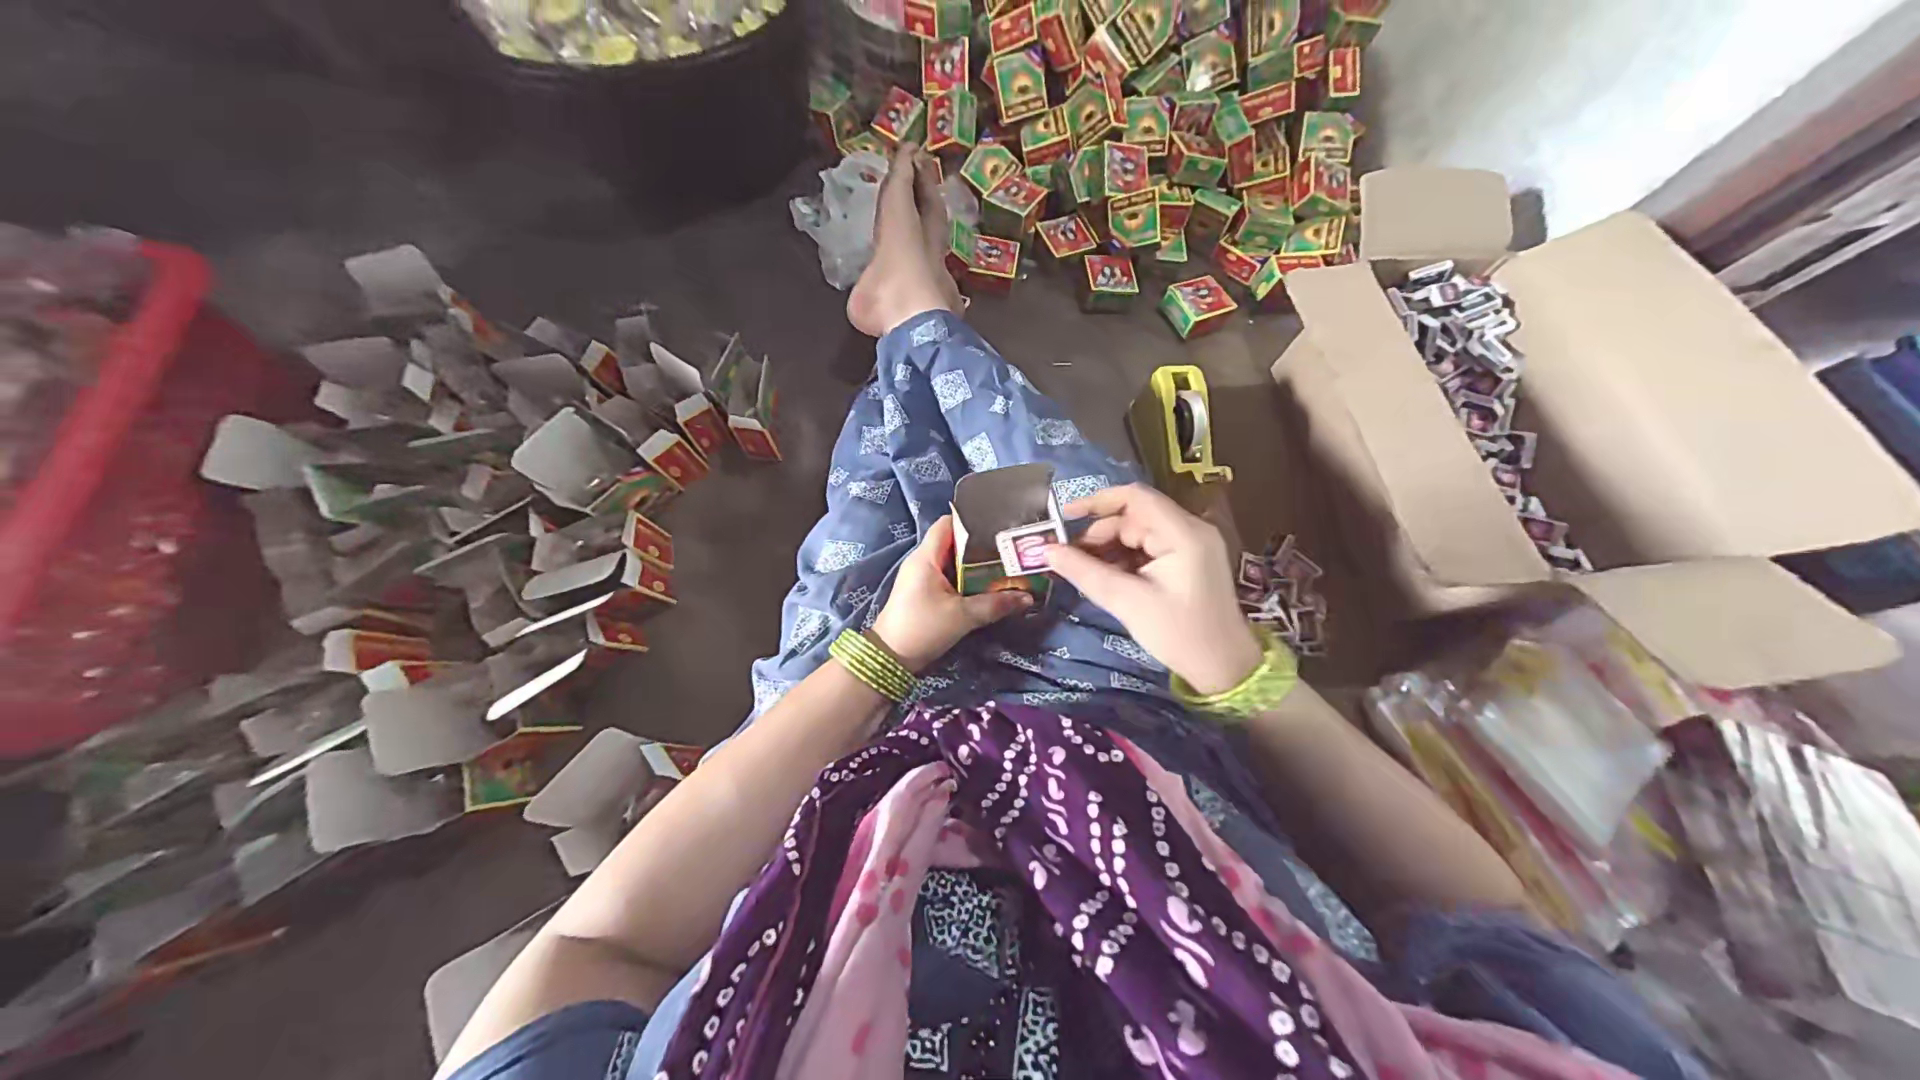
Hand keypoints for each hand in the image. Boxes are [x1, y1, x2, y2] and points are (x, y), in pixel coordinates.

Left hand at [871, 515, 1032, 671]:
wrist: (891, 658)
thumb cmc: (923, 628)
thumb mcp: (963, 616)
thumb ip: (996, 604)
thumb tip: (1028, 598)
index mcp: (926, 557)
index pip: (947, 523)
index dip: (971, 521)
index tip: (997, 526)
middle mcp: (921, 561)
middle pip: (953, 541)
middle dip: (979, 544)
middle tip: (1008, 549)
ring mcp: (920, 577)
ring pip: (951, 560)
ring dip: (973, 563)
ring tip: (1003, 564)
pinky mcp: (923, 592)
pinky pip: (947, 576)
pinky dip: (964, 577)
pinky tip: (985, 584)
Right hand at [1043, 484, 1261, 695]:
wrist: (1224, 667)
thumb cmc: (1179, 634)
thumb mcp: (1126, 602)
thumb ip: (1085, 571)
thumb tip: (1048, 551)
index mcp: (1182, 534)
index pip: (1134, 497)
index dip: (1096, 502)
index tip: (1064, 517)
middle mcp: (1190, 529)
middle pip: (1134, 516)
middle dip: (1099, 533)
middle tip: (1070, 558)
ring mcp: (1191, 544)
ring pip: (1139, 532)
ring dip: (1110, 547)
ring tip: (1086, 570)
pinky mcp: (1188, 559)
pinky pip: (1149, 547)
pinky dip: (1126, 557)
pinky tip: (1108, 576)